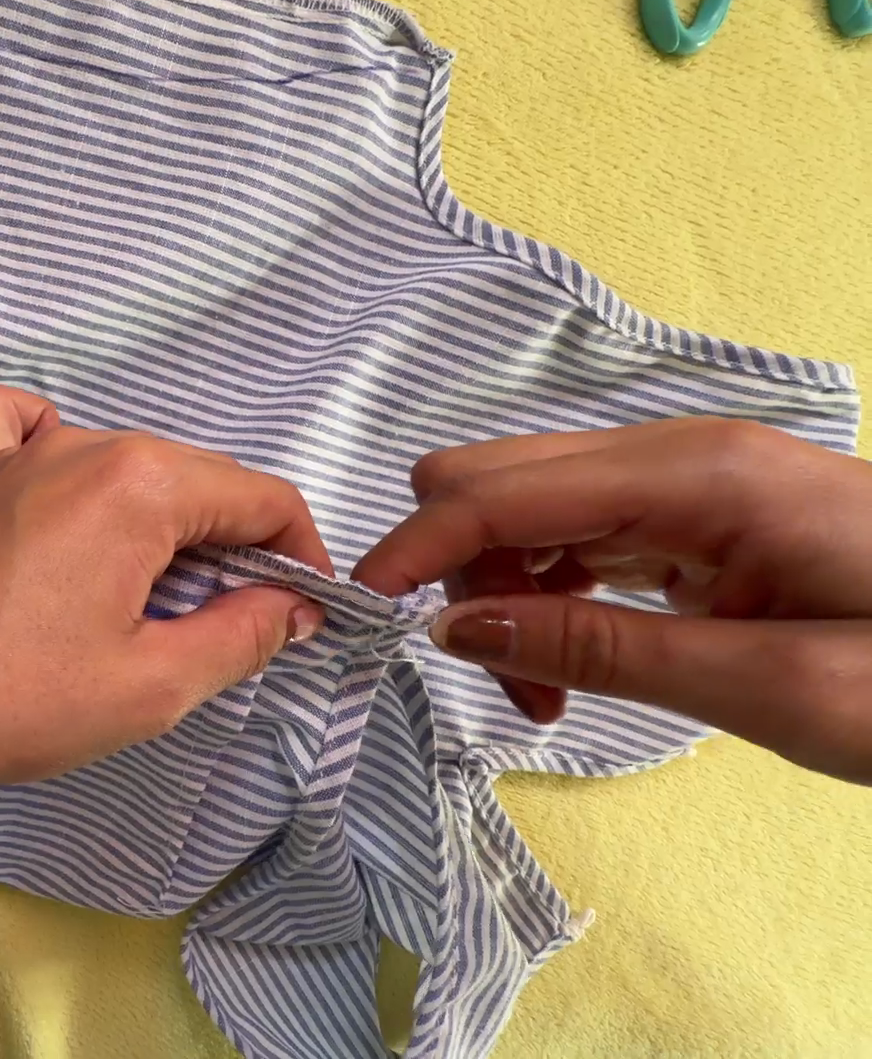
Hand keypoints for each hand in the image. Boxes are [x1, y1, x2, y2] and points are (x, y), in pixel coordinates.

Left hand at [0, 383, 332, 829]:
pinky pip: (16, 425)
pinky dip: (53, 442)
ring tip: (147, 583)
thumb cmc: (15, 700)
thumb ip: (242, 634)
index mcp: (138, 481)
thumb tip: (291, 606)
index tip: (298, 614)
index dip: (298, 555)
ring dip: (157, 511)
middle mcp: (78, 445)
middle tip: (226, 620)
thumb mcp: (153, 683)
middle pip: (192, 476)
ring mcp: (11, 454)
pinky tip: (58, 492)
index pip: (260, 495)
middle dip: (231, 542)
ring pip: (120, 458)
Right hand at [353, 417, 871, 783]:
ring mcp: (671, 476)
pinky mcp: (676, 508)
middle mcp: (665, 454)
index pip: (490, 493)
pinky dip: (531, 592)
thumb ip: (595, 648)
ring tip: (546, 684)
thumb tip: (448, 630)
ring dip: (490, 590)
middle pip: (482, 481)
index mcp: (691, 475)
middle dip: (453, 569)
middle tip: (496, 666)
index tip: (364, 613)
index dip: (411, 550)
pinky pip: (554, 533)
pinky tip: (571, 651)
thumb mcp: (780, 689)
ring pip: (508, 508)